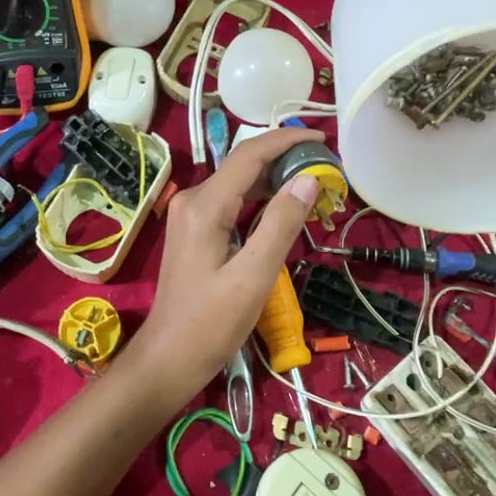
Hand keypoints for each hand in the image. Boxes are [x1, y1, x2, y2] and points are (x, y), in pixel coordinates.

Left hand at [119, 128, 323, 403]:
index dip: (286, 140)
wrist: (168, 358)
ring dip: (275, 179)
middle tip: (327, 163)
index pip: (249, 155)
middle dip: (285, 158)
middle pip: (244, 165)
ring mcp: (191, 215)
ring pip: (239, 184)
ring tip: (315, 180)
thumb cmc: (210, 324)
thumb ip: (280, 225)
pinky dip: (261, 200)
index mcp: (204, 205)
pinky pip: (232, 203)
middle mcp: (193, 200)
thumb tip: (308, 180)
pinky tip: (286, 207)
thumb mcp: (253, 277)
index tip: (323, 137)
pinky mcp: (195, 231)